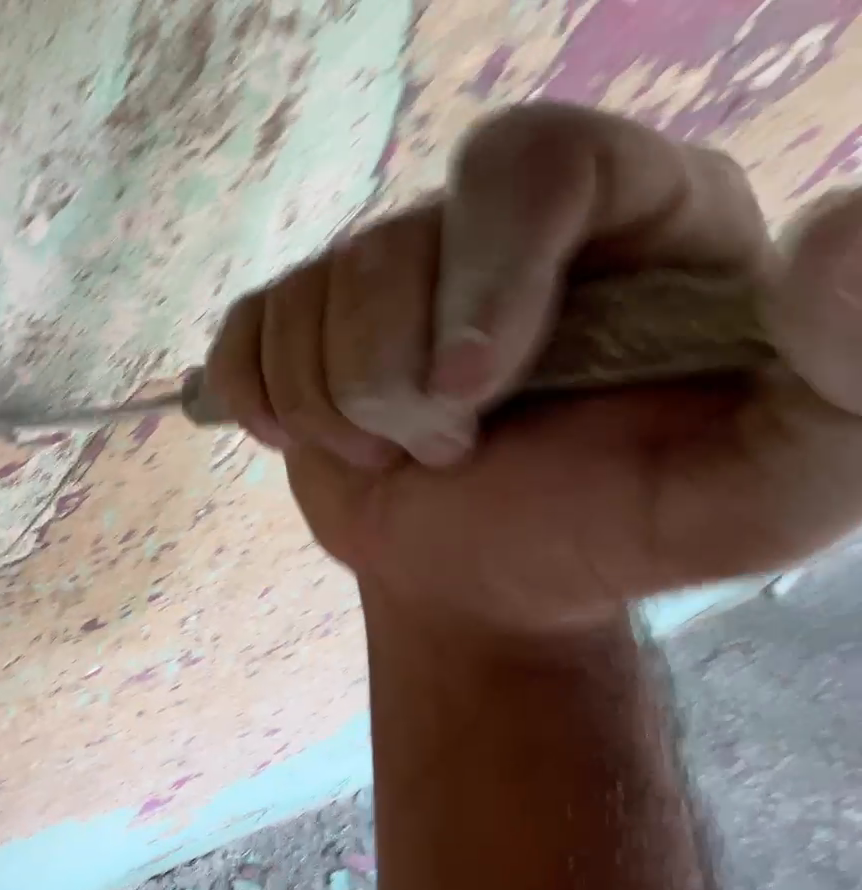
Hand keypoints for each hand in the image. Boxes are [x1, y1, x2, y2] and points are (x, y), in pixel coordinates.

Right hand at [205, 103, 861, 631]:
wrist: (479, 574)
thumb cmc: (612, 529)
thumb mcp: (771, 484)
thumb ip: (855, 372)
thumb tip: (844, 232)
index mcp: (620, 215)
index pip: (529, 165)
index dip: (482, 270)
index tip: (469, 389)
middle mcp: (485, 225)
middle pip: (383, 250)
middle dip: (392, 386)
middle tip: (446, 451)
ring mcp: (372, 274)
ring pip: (300, 304)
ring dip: (334, 415)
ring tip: (394, 454)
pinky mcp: (292, 324)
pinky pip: (239, 338)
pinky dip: (261, 407)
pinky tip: (313, 436)